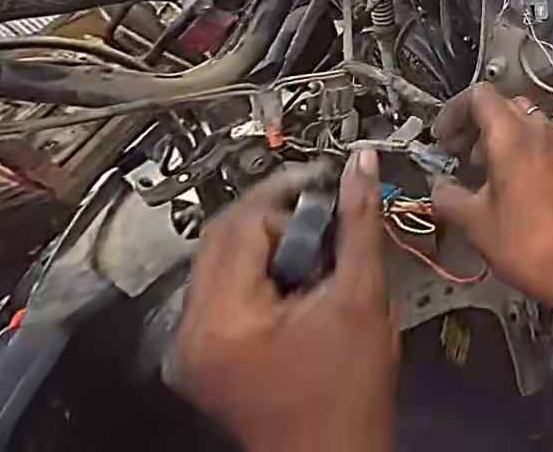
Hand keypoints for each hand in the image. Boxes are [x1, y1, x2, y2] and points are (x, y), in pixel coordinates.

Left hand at [165, 153, 395, 451]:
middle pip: (225, 233)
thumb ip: (358, 221)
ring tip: (318, 251)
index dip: (291, 197)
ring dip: (271, 237)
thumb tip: (359, 163)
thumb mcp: (361, 294)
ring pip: (224, 253)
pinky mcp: (204, 351)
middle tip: (326, 216)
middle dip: (279, 214)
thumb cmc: (350, 389)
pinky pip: (225, 281)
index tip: (330, 190)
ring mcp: (192, 346)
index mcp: (222, 320)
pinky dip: (262, 264)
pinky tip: (299, 276)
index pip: (245, 220)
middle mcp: (191, 332)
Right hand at [429, 85, 552, 298]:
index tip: (441, 137)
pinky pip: (534, 137)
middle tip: (454, 152)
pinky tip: (503, 180)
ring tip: (476, 168)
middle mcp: (535, 128)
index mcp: (510, 134)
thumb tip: (439, 186)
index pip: (478, 96)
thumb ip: (447, 196)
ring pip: (518, 119)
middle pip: (498, 104)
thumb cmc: (527, 241)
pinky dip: (514, 146)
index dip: (453, 111)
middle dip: (471, 124)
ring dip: (493, 135)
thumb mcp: (474, 221)